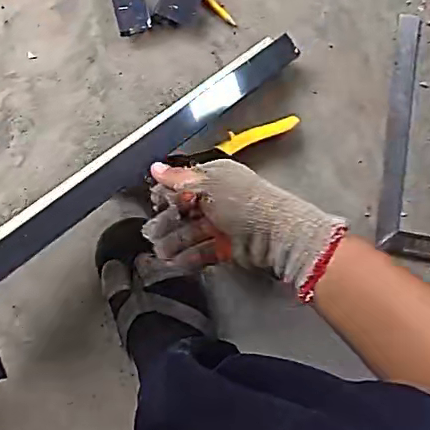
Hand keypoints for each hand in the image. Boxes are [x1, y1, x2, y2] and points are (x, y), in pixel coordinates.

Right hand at [143, 159, 346, 299]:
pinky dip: (189, 256)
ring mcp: (224, 224)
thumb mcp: (208, 184)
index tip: (153, 203)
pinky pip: (202, 251)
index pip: (184, 184)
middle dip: (167, 221)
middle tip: (152, 232)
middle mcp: (219, 199)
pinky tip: (176, 261)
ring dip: (174, 242)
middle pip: (185, 210)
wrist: (278, 236)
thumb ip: (177, 179)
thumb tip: (155, 168)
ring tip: (161, 251)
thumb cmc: (247, 203)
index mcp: (216, 177)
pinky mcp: (227, 247)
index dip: (167, 193)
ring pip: (191, 232)